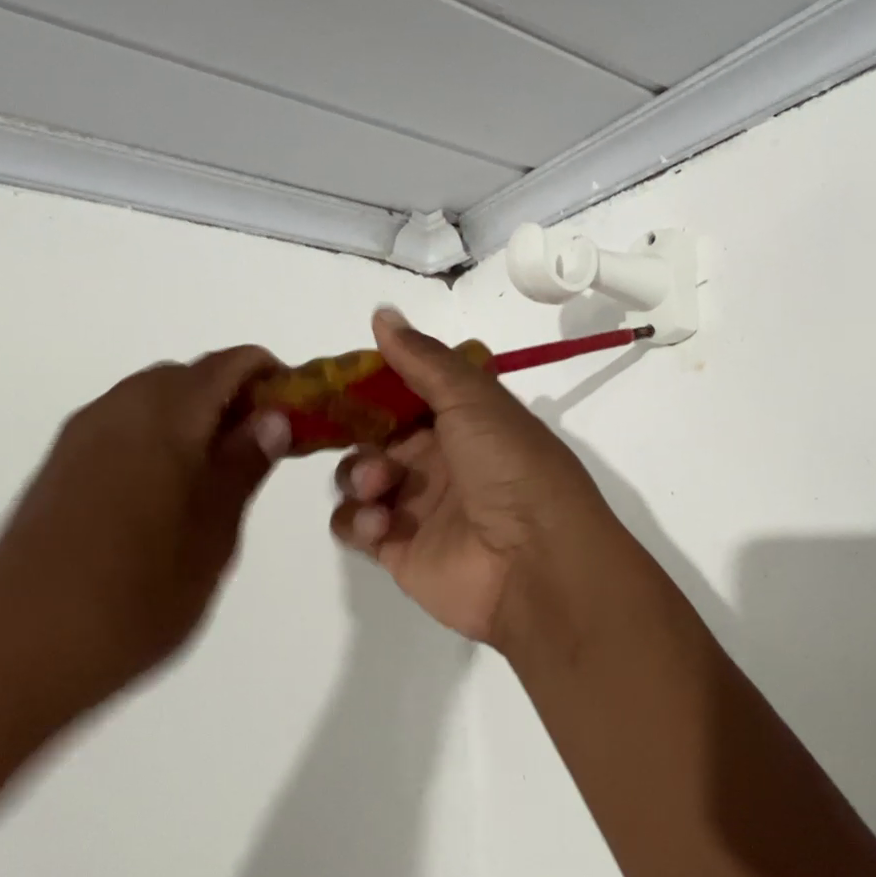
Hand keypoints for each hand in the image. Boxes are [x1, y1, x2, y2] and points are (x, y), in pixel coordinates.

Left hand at [0, 347, 291, 721]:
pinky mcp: (56, 469)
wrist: (9, 659)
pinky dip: (157, 439)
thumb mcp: (212, 538)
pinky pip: (121, 428)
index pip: (229, 364)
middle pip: (187, 375)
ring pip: (151, 400)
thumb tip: (272, 417)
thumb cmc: (132, 601)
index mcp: (162, 417)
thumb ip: (242, 467)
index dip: (271, 377)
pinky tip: (167, 496)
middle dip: (233, 399)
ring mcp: (78, 438)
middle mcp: (116, 410)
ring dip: (193, 419)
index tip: (299, 415)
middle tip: (264, 452)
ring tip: (219, 479)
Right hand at [329, 309, 623, 645]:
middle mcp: (438, 460)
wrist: (537, 563)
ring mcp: (416, 506)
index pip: (404, 393)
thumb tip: (381, 313)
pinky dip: (358, 519)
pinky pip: (355, 525)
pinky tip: (383, 522)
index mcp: (462, 421)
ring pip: (358, 477)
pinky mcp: (398, 550)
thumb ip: (423, 359)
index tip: (339, 376)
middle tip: (339, 427)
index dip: (372, 382)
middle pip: (374, 434)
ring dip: (358, 473)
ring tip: (380, 485)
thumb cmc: (510, 468)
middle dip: (352, 428)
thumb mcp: (474, 399)